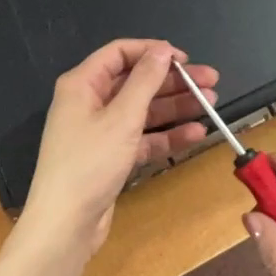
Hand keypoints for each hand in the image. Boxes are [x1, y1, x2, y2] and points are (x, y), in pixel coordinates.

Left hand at [19, 39, 219, 254]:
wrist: (65, 225)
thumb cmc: (89, 163)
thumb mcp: (121, 118)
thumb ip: (145, 81)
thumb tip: (163, 50)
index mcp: (82, 84)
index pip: (119, 53)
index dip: (152, 51)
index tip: (185, 58)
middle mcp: (89, 102)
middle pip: (136, 82)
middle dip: (172, 81)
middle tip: (210, 82)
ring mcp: (101, 132)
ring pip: (143, 110)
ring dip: (175, 107)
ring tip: (211, 104)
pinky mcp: (111, 157)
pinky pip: (143, 138)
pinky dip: (167, 136)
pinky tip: (195, 134)